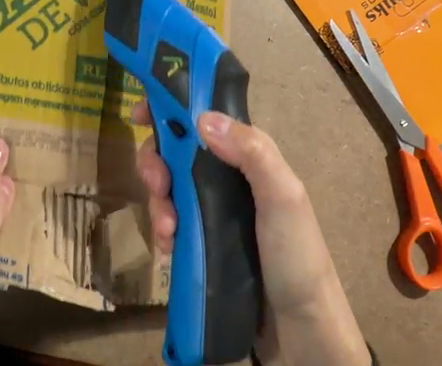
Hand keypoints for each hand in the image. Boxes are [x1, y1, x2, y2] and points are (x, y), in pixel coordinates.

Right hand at [134, 103, 366, 365]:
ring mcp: (211, 210)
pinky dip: (161, 230)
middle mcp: (227, 177)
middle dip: (156, 162)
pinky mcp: (200, 241)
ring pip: (168, 187)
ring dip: (157, 202)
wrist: (301, 333)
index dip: (169, 108)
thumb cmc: (297, 257)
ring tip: (166, 229)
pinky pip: (169, 222)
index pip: (203, 116)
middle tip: (156, 183)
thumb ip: (251, 152)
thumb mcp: (284, 198)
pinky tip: (167, 248)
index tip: (140, 114)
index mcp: (248, 156)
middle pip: (175, 150)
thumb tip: (201, 117)